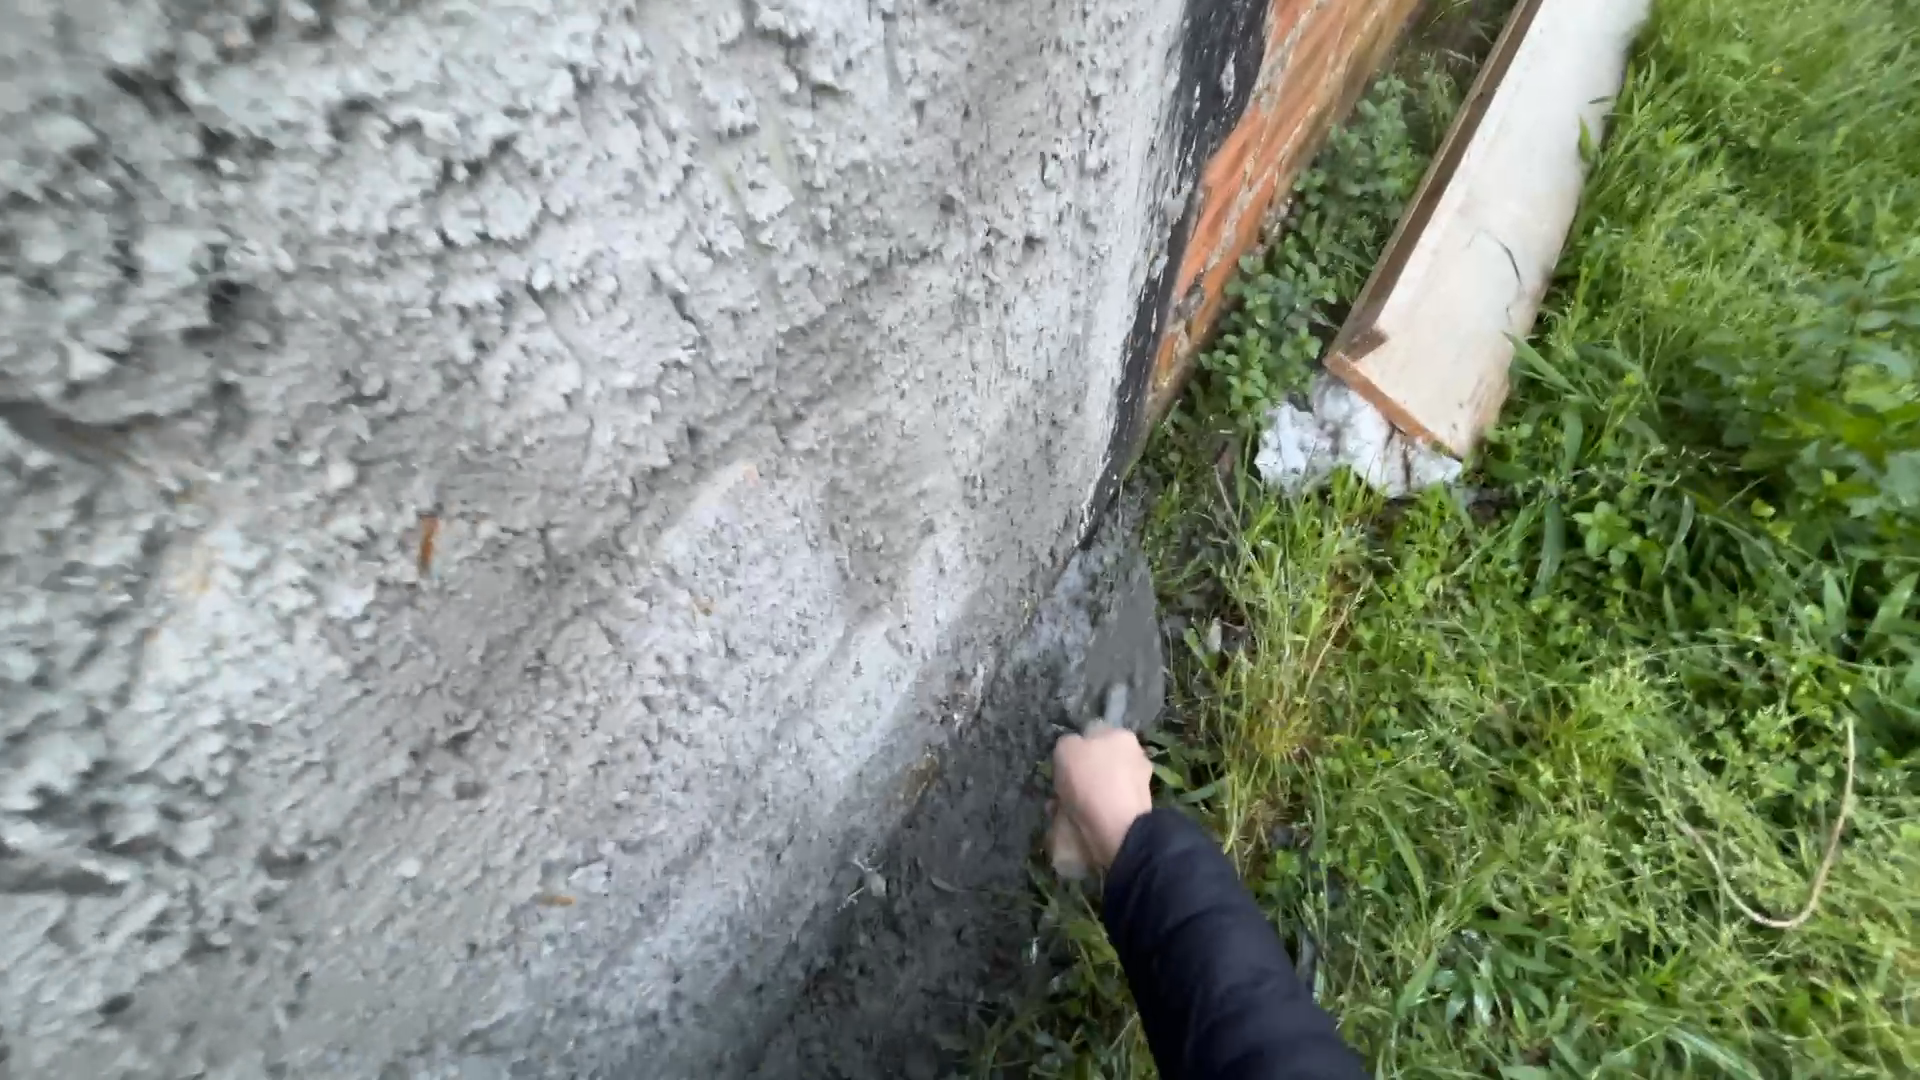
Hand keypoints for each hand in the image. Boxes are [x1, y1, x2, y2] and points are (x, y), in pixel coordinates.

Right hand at [1050, 725, 1153, 872]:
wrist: (1117, 829)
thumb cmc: (1090, 781)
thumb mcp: (1065, 748)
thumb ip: (1068, 743)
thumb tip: (1073, 750)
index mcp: (1122, 735)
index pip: (1093, 732)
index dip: (1075, 745)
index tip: (1063, 761)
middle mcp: (1135, 756)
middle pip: (1098, 760)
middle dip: (1080, 772)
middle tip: (1062, 785)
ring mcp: (1139, 784)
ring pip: (1101, 784)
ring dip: (1083, 793)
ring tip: (1062, 807)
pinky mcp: (1136, 811)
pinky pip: (1106, 805)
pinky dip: (1091, 810)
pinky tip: (1074, 819)